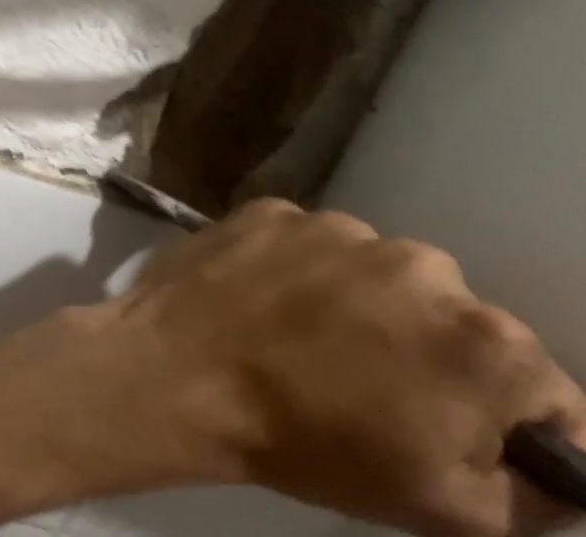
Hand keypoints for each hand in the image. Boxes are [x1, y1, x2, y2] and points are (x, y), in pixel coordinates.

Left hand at [103, 199, 585, 535]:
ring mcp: (336, 229)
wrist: (171, 375)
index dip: (502, 423)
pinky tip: (263, 304)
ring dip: (360, 307)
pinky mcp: (268, 212)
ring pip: (378, 277)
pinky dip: (296, 272)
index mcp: (491, 342)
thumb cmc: (309, 444)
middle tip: (359, 387)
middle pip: (456, 323)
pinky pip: (307, 247)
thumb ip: (537, 490)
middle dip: (427, 357)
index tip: (446, 432)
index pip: (542, 392)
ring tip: (302, 342)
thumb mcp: (453, 508)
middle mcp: (425, 266)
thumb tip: (557, 465)